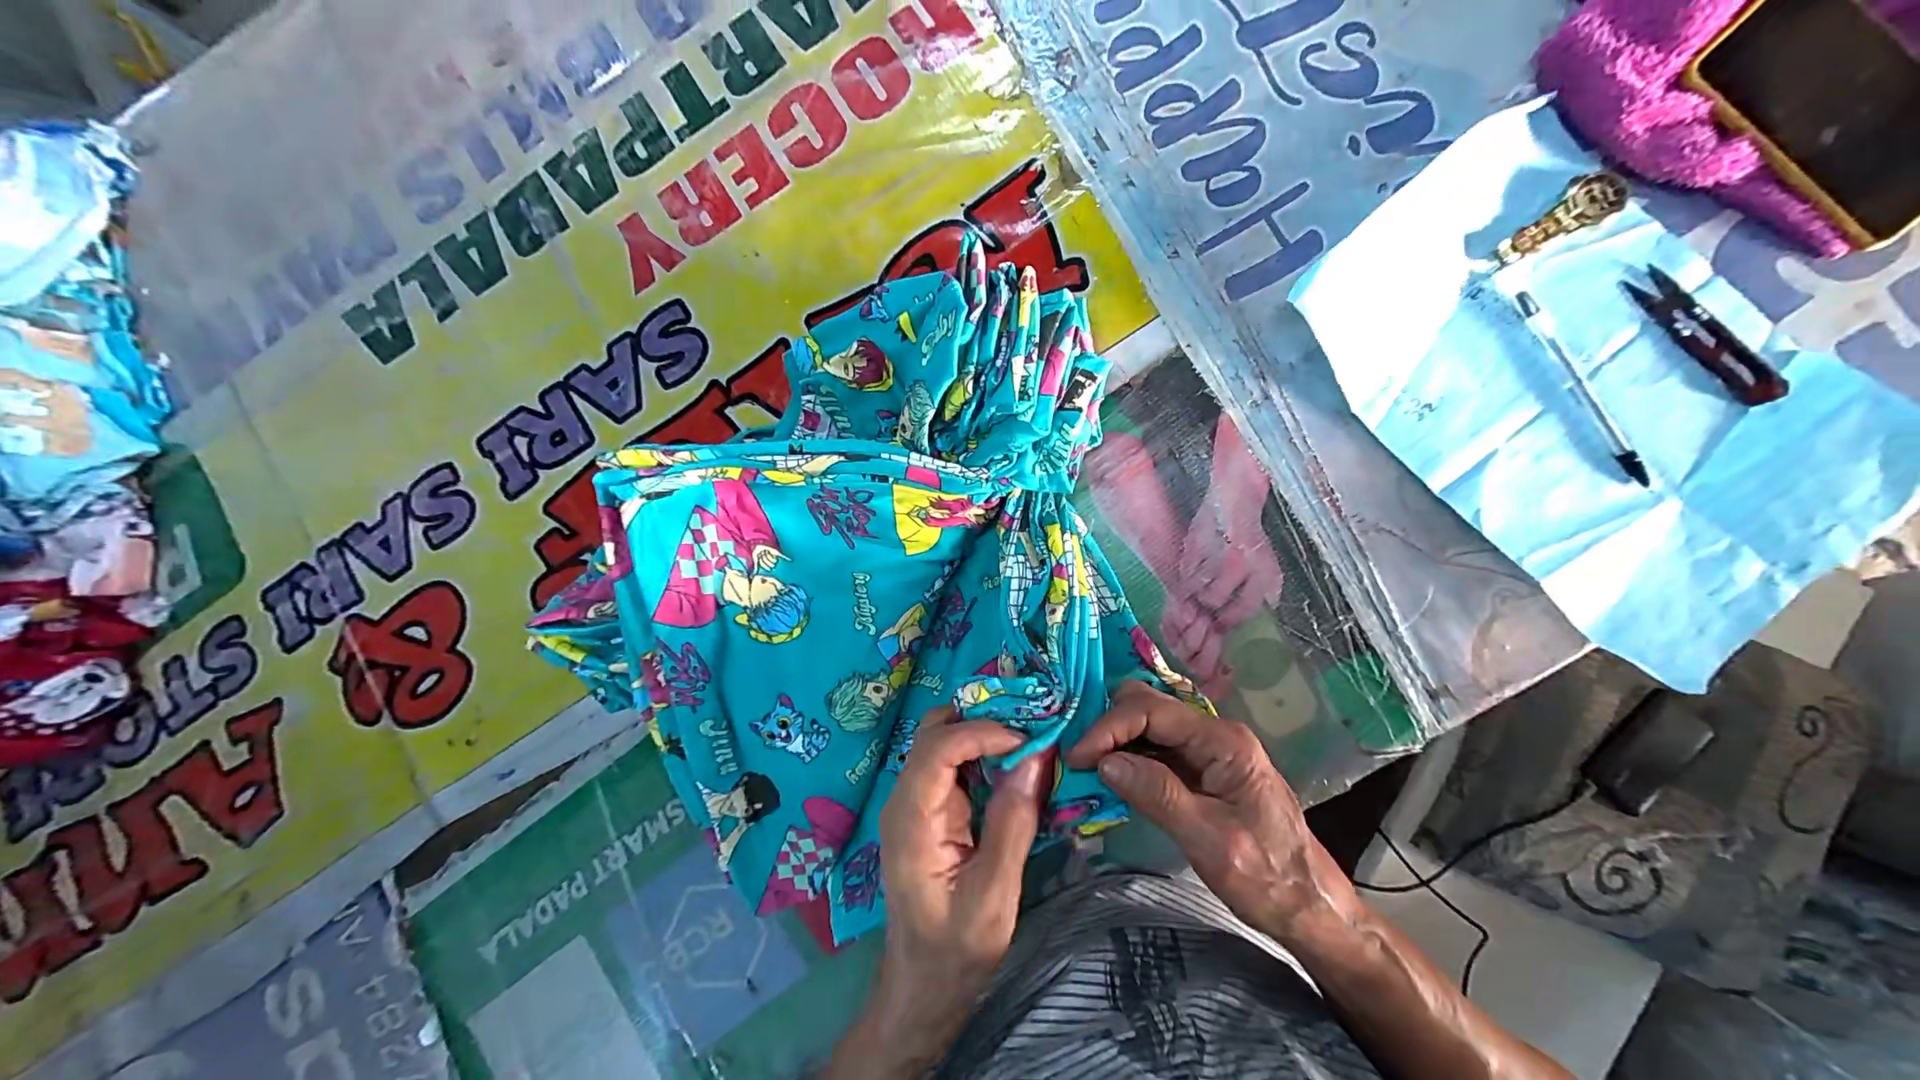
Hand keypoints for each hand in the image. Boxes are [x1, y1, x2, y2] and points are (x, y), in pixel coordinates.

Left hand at [851, 711, 1041, 1058]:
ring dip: (983, 734)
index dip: (982, 731)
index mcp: (911, 819)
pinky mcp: (928, 812)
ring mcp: (914, 804)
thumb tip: (1036, 758)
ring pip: (942, 743)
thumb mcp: (994, 894)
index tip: (1028, 740)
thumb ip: (1013, 823)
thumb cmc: (955, 950)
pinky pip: (952, 766)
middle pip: (933, 733)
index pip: (937, 748)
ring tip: (1029, 739)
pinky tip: (1012, 762)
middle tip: (1032, 727)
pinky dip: (982, 754)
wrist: (922, 987)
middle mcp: (904, 800)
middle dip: (981, 720)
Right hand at [1067, 681, 1357, 942]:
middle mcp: (1214, 735)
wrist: (1311, 909)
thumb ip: (1159, 795)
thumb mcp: (1211, 841)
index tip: (1076, 758)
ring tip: (1083, 769)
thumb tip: (1106, 762)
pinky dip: (1126, 759)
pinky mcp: (1199, 771)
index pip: (1152, 711)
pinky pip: (1154, 751)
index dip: (1108, 727)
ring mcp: (1206, 752)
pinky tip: (1107, 777)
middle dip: (1107, 727)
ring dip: (1113, 742)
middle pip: (1148, 707)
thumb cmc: (1269, 878)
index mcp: (1224, 742)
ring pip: (1147, 726)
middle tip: (1077, 762)